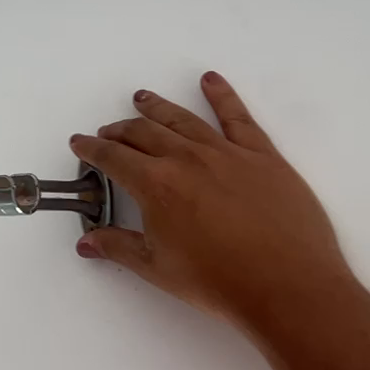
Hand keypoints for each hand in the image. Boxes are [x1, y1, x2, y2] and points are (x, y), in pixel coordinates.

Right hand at [69, 72, 357, 331]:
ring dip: (157, 107)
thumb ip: (118, 247)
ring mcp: (225, 153)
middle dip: (119, 130)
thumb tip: (86, 242)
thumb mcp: (157, 268)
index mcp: (155, 185)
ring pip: (182, 119)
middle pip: (142, 133)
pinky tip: (211, 80)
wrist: (289, 288)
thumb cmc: (218, 282)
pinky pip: (238, 117)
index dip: (91, 149)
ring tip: (142, 98)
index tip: (80, 143)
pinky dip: (222, 95)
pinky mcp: (262, 156)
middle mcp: (185, 159)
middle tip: (108, 132)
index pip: (112, 157)